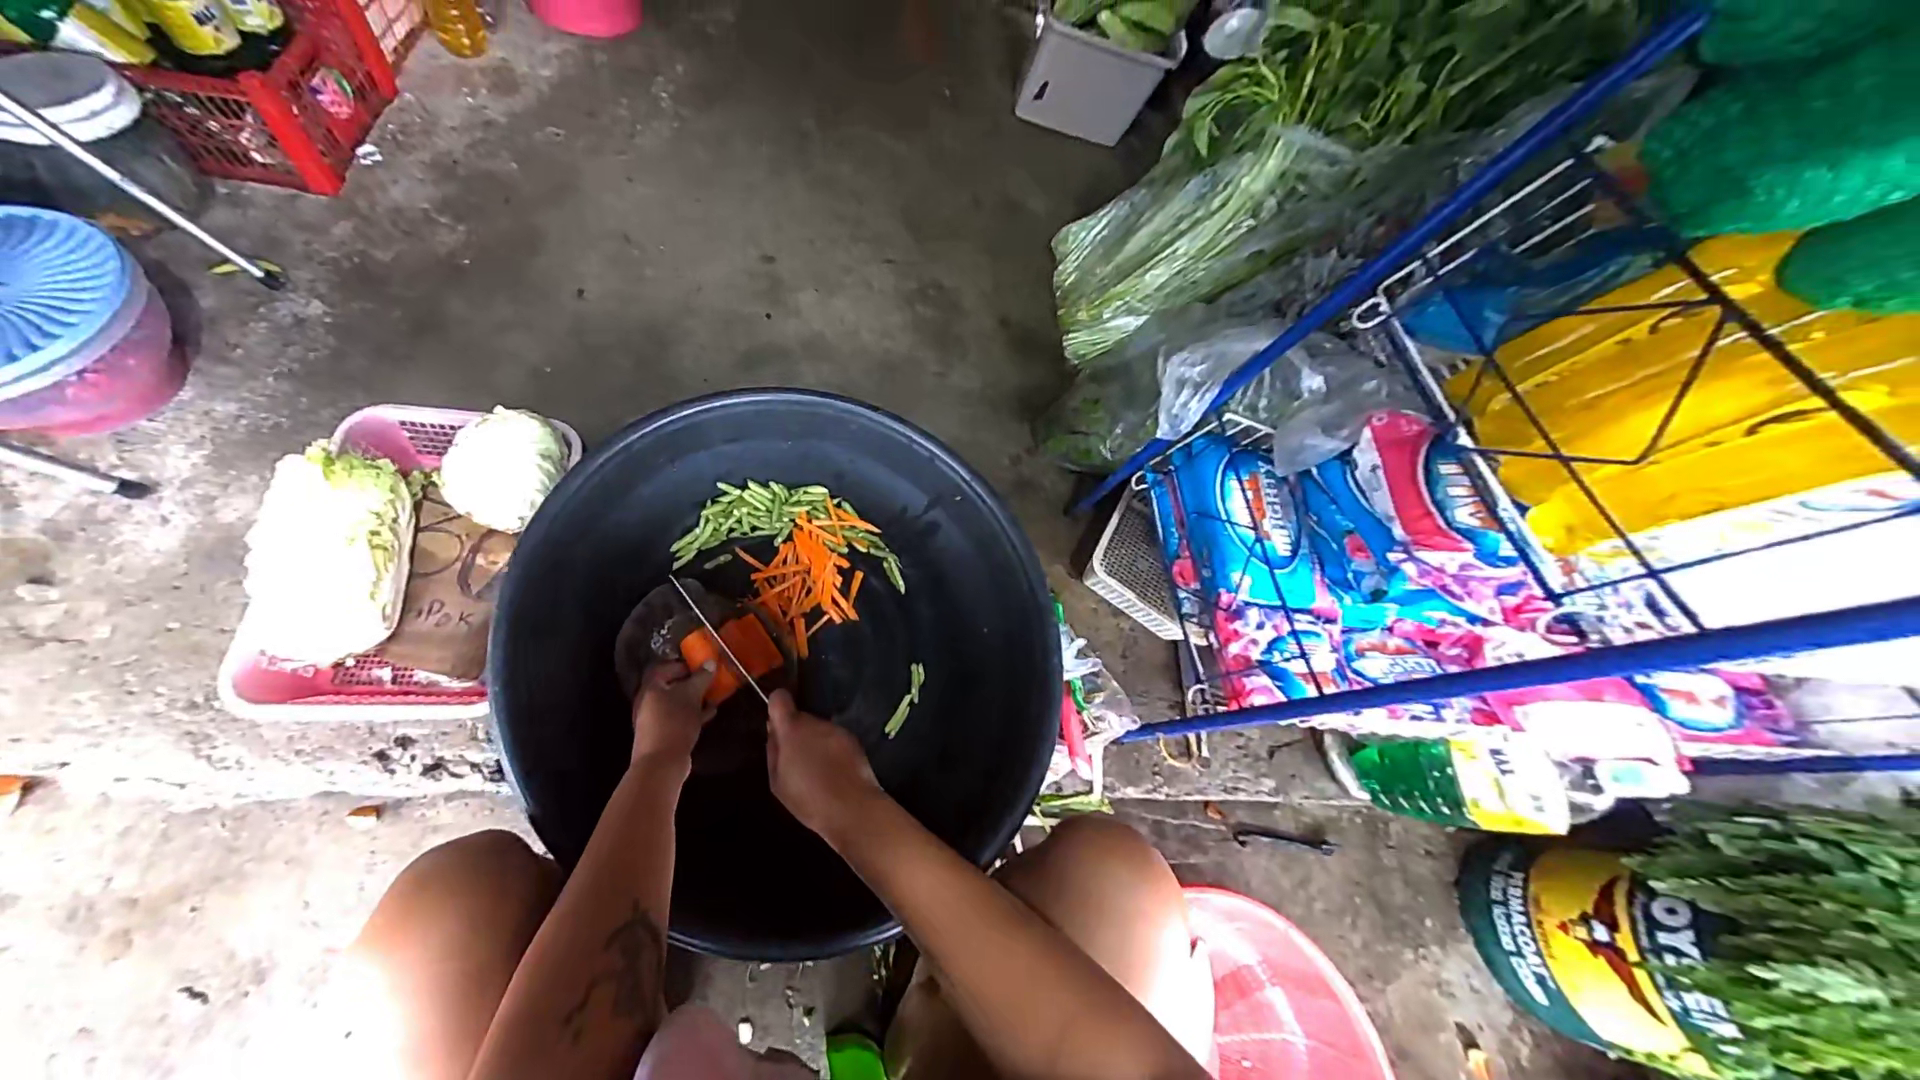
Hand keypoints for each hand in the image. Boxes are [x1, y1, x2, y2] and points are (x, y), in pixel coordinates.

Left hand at [630, 660, 715, 768]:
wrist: (661, 761)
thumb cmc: (674, 721)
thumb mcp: (692, 695)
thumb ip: (701, 677)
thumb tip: (710, 662)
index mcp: (652, 688)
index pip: (665, 668)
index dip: (683, 664)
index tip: (701, 665)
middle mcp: (649, 702)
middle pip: (671, 686)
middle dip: (692, 683)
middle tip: (709, 681)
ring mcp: (655, 720)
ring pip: (677, 703)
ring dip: (695, 699)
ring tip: (713, 696)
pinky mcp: (664, 734)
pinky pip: (680, 718)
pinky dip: (693, 714)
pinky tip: (710, 714)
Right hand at [765, 689, 882, 841]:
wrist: (852, 807)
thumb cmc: (808, 798)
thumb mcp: (777, 781)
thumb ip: (773, 750)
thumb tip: (773, 730)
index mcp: (792, 730)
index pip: (780, 699)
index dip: (776, 707)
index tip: (776, 724)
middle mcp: (816, 722)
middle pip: (801, 718)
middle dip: (796, 733)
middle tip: (796, 760)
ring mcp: (837, 729)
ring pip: (819, 729)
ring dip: (815, 741)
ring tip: (817, 770)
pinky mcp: (853, 739)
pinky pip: (834, 738)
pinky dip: (831, 749)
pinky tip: (833, 771)